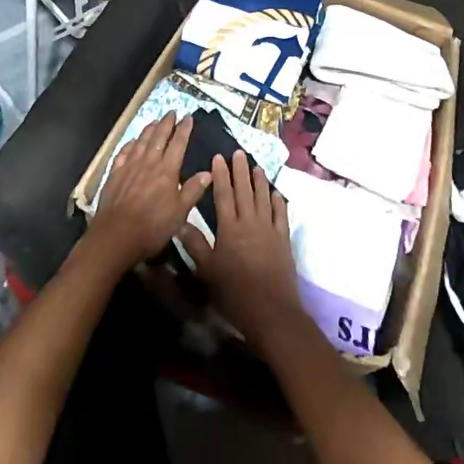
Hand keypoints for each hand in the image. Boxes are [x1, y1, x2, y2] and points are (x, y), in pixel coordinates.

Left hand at [84, 113, 211, 273]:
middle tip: (171, 112)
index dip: (184, 130)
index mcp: (167, 171)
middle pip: (158, 138)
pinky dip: (129, 145)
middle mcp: (148, 164)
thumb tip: (208, 172)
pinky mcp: (115, 175)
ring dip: (148, 130)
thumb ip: (193, 191)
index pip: (178, 144)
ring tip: (155, 121)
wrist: (117, 235)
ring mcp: (129, 168)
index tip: (188, 117)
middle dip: (166, 124)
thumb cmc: (153, 227)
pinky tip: (132, 142)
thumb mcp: (180, 213)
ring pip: (140, 142)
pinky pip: (123, 154)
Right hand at [178, 151, 301, 345]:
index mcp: (229, 228)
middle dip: (240, 170)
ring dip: (259, 181)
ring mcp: (269, 230)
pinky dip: (278, 202)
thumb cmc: (233, 293)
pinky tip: (276, 194)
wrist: (270, 310)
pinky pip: (281, 215)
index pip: (224, 195)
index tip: (218, 158)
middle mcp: (250, 222)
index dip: (221, 175)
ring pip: (264, 198)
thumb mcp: (207, 271)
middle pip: (244, 191)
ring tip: (256, 166)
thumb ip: (195, 245)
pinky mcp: (283, 240)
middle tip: (238, 153)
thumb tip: (180, 222)